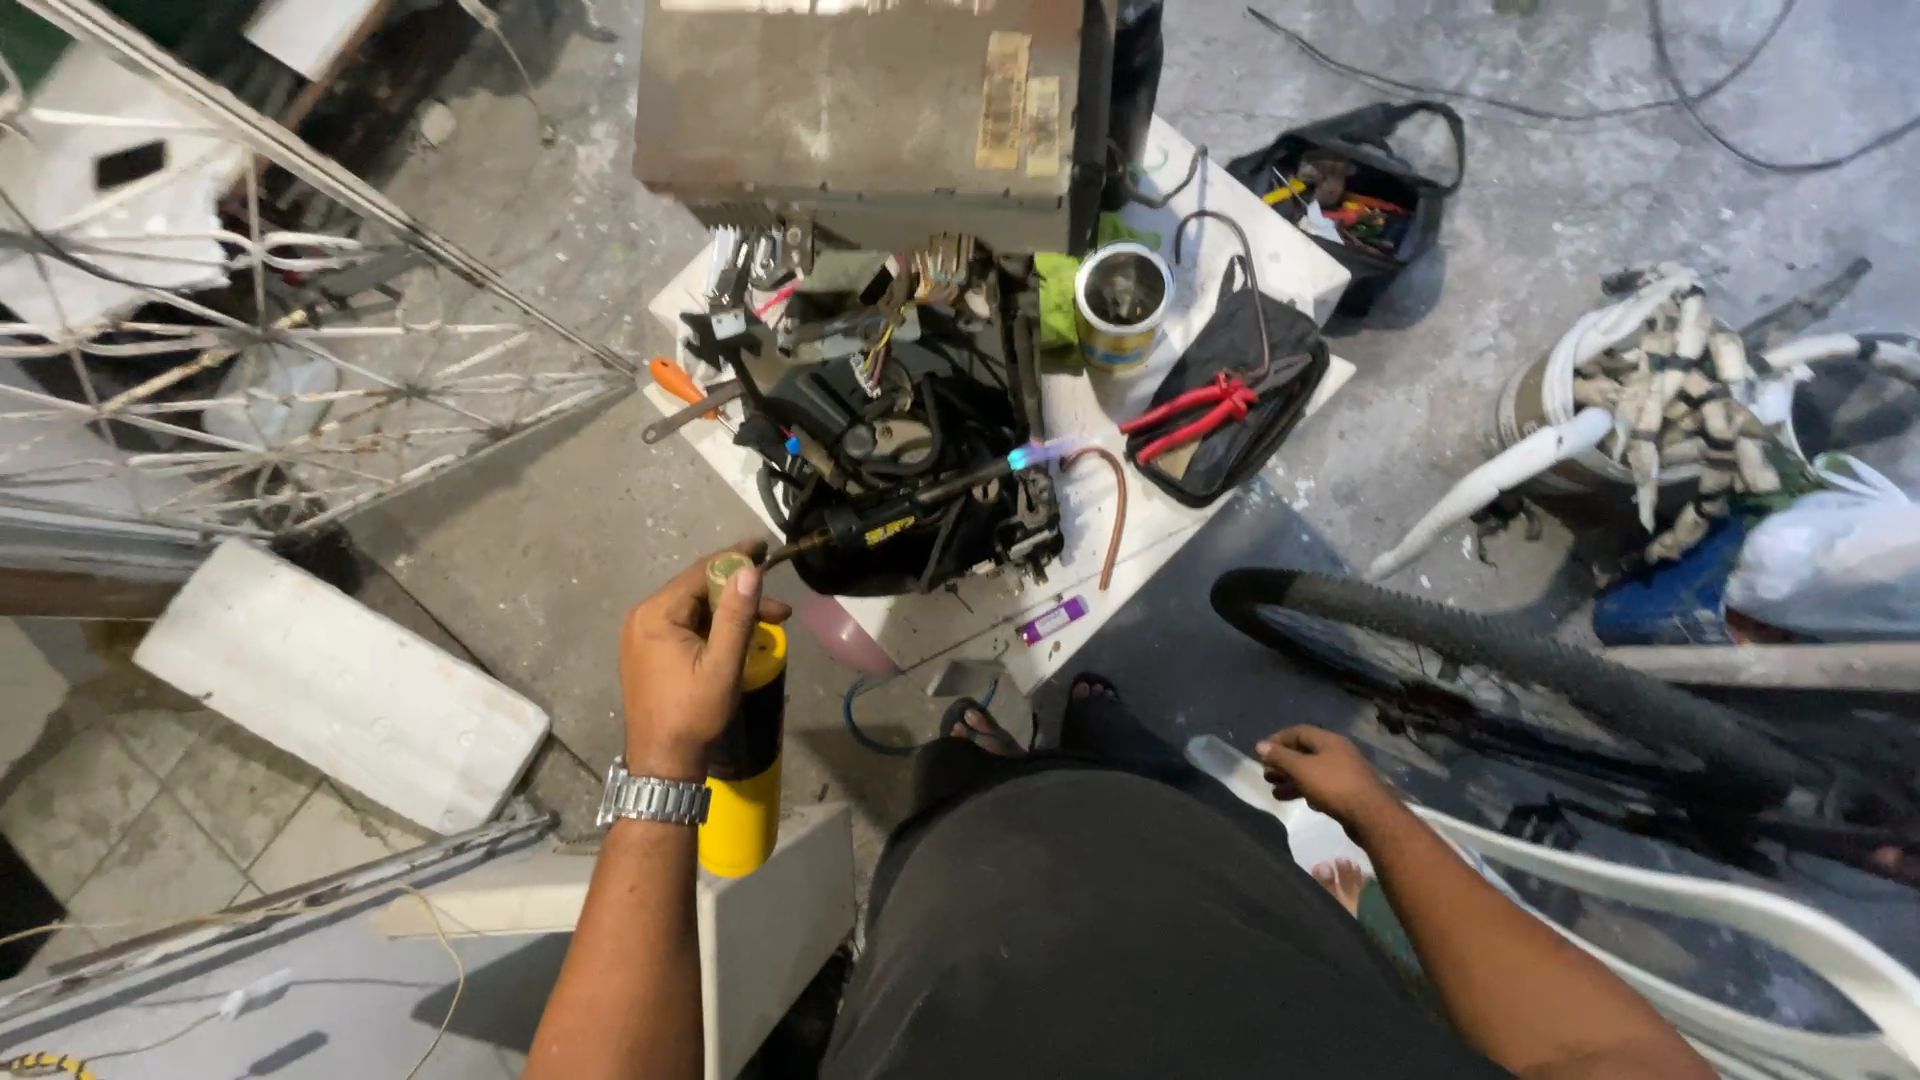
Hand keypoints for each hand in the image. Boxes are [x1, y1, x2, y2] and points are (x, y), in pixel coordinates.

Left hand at [618, 541, 791, 779]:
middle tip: (780, 608)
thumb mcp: (722, 663)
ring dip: (730, 610)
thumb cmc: (694, 713)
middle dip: (740, 592)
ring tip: (769, 622)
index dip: (736, 559)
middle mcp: (643, 616)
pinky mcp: (648, 649)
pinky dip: (714, 624)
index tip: (765, 548)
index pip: (701, 572)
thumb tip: (749, 571)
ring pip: (694, 606)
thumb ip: (736, 615)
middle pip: (698, 588)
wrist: (663, 760)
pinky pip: (685, 623)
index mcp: (656, 614)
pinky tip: (738, 634)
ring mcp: (642, 633)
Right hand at [1255, 725, 1397, 829]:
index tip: (1261, 752)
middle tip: (1267, 774)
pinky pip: (1322, 785)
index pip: (1298, 732)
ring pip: (1312, 771)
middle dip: (1283, 763)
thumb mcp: (1301, 769)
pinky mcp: (1349, 791)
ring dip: (1291, 779)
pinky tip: (1298, 800)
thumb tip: (1260, 745)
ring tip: (1275, 792)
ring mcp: (1345, 772)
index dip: (1277, 740)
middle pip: (1304, 752)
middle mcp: (1338, 752)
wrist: (1373, 817)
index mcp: (1328, 741)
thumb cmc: (1333, 786)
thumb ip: (1280, 756)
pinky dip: (1306, 790)